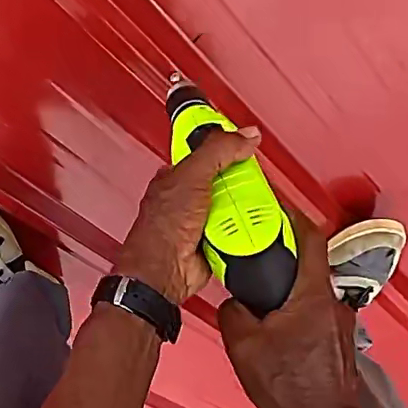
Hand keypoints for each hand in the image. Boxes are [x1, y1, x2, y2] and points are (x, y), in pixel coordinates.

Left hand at [113, 125, 261, 304]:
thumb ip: (218, 151)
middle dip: (241, 182)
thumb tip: (245, 135)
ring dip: (244, 209)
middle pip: (226, 179)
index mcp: (177, 177)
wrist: (164, 272)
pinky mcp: (215, 242)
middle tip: (247, 184)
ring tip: (244, 210)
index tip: (245, 144)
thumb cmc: (161, 230)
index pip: (206, 151)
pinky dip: (245, 230)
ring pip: (236, 205)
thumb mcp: (192, 176)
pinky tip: (243, 229)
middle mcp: (189, 198)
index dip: (226, 146)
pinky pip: (239, 230)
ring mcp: (202, 221)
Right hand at [217, 210, 365, 407]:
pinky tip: (276, 333)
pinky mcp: (337, 343)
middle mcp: (333, 305)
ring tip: (263, 303)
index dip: (293, 215)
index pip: (310, 238)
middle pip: (309, 265)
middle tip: (259, 256)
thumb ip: (234, 313)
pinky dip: (295, 314)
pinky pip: (314, 315)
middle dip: (283, 258)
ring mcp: (339, 325)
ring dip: (289, 291)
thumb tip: (234, 304)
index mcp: (313, 295)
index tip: (278, 205)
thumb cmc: (292, 389)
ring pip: (310, 293)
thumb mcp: (244, 345)